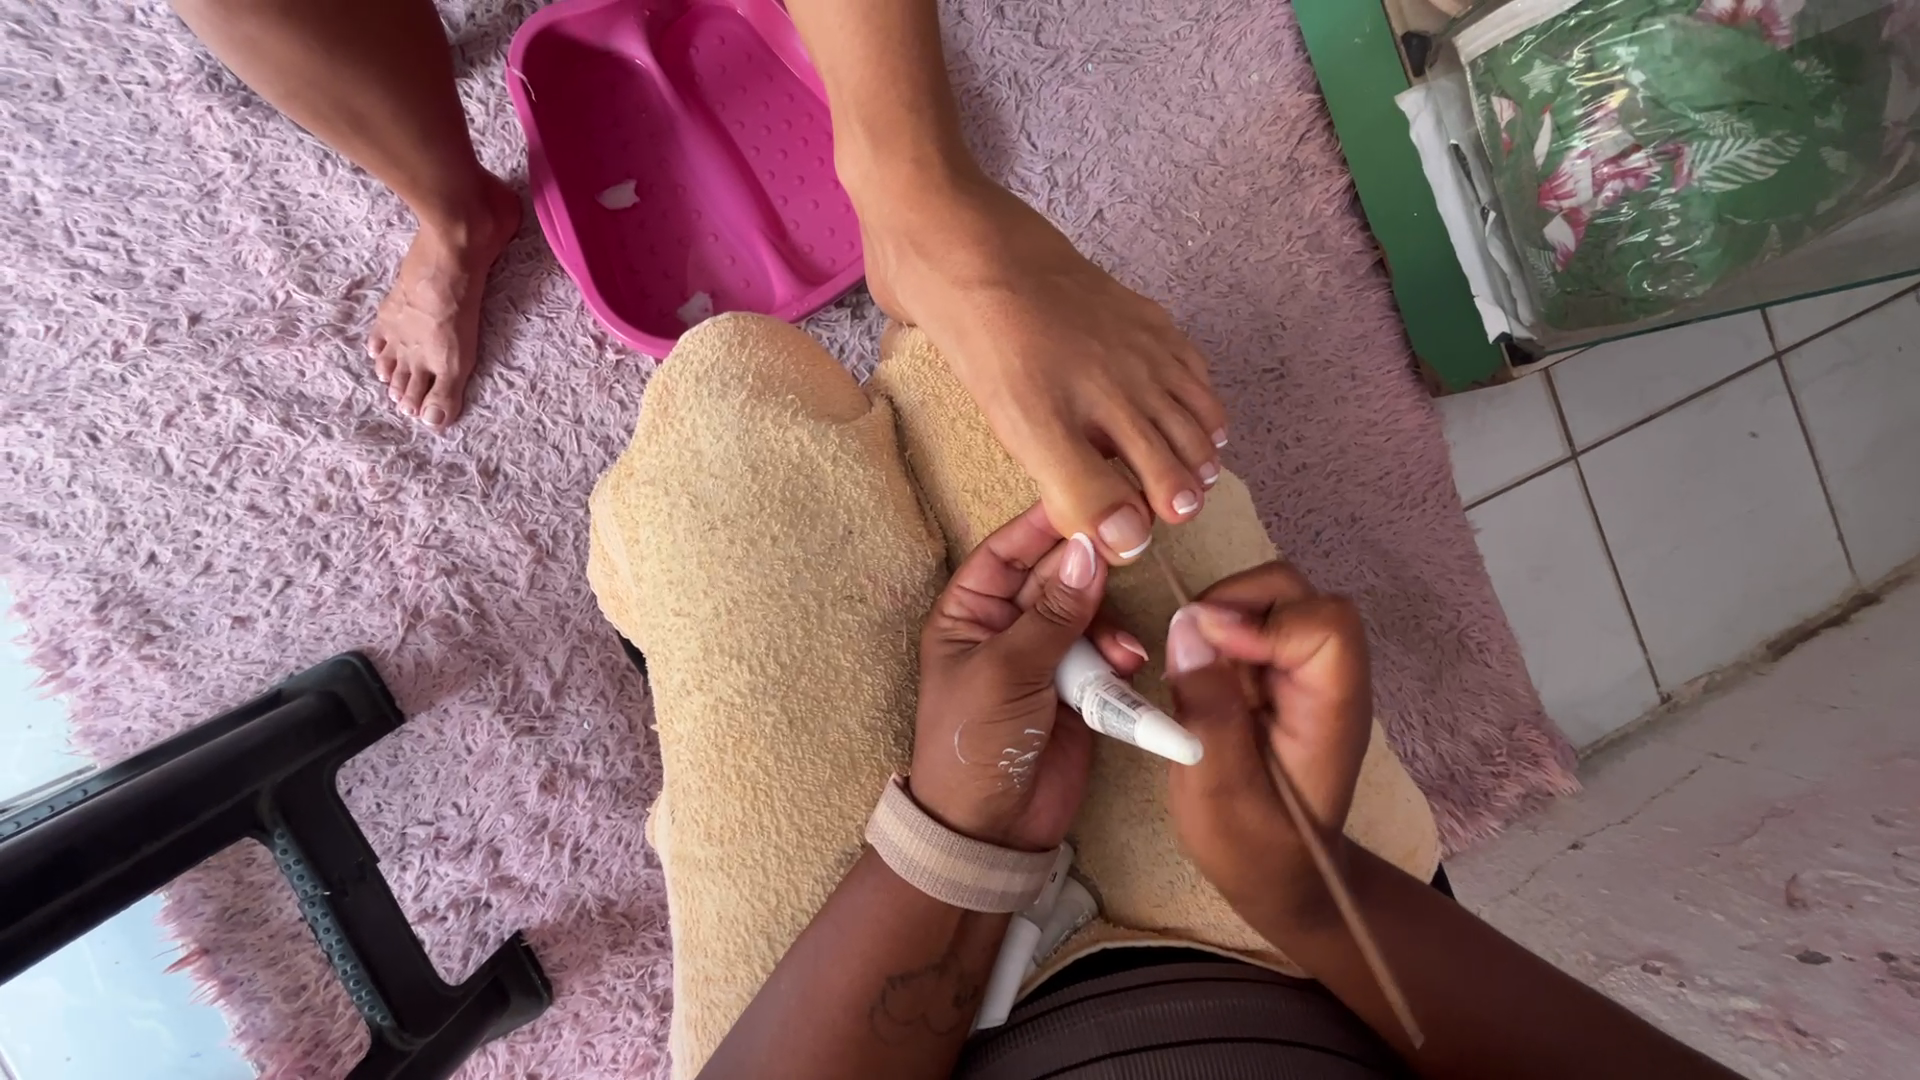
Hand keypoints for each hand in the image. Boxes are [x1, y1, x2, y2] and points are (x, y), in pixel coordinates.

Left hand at [861, 174, 1229, 563]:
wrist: (956, 235)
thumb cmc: (983, 339)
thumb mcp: (1026, 427)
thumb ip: (1081, 487)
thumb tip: (1133, 544)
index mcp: (1119, 406)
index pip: (1165, 473)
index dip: (1167, 506)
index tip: (1162, 527)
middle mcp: (1141, 369)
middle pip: (1184, 433)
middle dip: (1188, 474)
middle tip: (1185, 503)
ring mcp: (1133, 329)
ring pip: (1186, 390)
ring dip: (1195, 430)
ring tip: (1199, 458)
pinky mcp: (1116, 298)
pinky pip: (1173, 344)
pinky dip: (1188, 374)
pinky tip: (1179, 381)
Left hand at [909, 504, 1148, 850]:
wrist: (992, 829)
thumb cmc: (975, 742)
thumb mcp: (1006, 671)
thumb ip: (1052, 614)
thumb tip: (1085, 550)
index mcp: (969, 611)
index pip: (1007, 551)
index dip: (1044, 526)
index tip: (1089, 500)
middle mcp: (1007, 623)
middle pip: (1054, 575)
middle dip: (1088, 573)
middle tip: (1129, 556)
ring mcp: (1045, 653)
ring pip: (1087, 612)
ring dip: (1107, 623)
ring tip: (1120, 651)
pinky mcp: (1078, 684)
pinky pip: (1105, 651)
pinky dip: (1118, 654)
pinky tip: (1127, 666)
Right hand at [1160, 562, 1373, 937]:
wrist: (1278, 874)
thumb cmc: (1254, 849)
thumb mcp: (1219, 794)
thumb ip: (1207, 711)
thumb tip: (1188, 625)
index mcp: (1331, 709)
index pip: (1327, 626)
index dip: (1265, 620)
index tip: (1206, 643)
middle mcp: (1323, 677)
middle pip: (1298, 593)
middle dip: (1235, 600)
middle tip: (1187, 641)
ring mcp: (1297, 670)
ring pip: (1269, 597)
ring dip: (1219, 611)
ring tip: (1186, 658)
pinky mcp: (1270, 671)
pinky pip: (1244, 620)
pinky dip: (1210, 628)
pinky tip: (1191, 669)